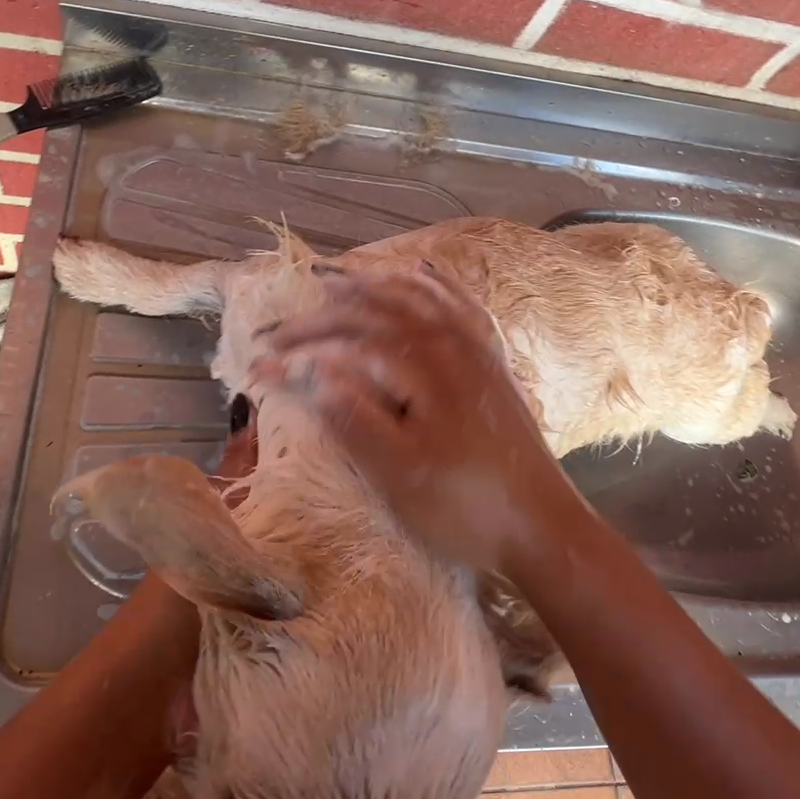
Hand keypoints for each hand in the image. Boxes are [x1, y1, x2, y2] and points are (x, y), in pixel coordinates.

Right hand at [247, 266, 575, 572]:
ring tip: (332, 279)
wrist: (544, 527)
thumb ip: (351, 415)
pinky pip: (459, 304)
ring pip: (415, 297)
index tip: (255, 366)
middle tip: (276, 332)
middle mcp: (448, 340)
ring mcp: (474, 348)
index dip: (297, 354)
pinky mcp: (491, 362)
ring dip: (369, 285)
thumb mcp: (398, 471)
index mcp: (422, 363)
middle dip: (320, 318)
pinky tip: (423, 272)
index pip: (345, 344)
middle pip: (374, 312)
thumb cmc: (465, 505)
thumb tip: (309, 369)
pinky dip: (435, 284)